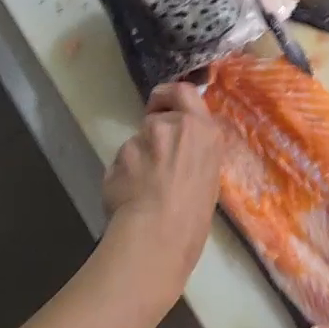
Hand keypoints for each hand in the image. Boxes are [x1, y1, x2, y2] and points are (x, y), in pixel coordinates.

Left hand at [102, 83, 221, 285]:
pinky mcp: (119, 154)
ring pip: (137, 141)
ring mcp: (143, 138)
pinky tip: (128, 196)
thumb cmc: (194, 217)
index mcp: (203, 131)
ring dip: (138, 156)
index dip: (169, 95)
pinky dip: (124, 173)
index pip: (183, 92)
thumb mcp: (208, 178)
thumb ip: (194, 154)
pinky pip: (121, 161)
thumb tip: (182, 154)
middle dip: (153, 134)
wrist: (158, 235)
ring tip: (142, 187)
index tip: (161, 105)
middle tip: (155, 161)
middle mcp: (173, 126)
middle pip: (157, 118)